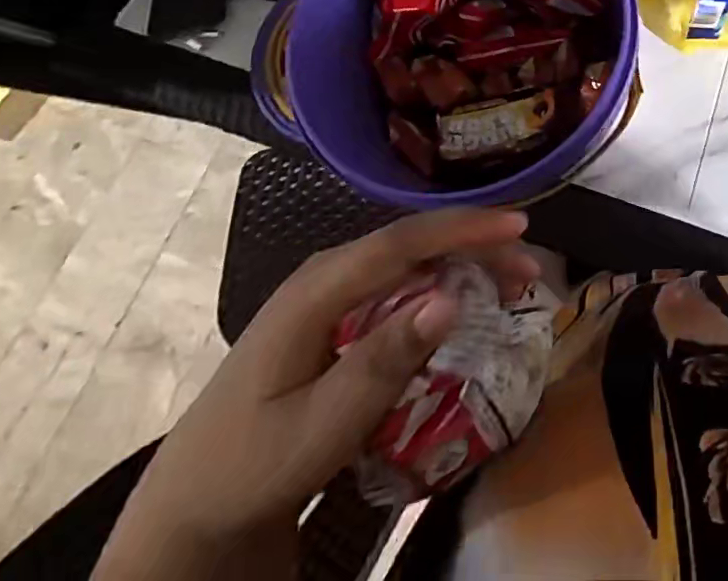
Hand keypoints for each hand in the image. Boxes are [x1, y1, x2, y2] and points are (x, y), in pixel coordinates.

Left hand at [95, 209, 539, 579]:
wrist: (197, 499)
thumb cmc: (255, 463)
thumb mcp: (321, 425)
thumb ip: (383, 362)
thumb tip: (450, 300)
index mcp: (316, 292)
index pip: (400, 242)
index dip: (463, 229)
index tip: (519, 227)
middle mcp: (326, 276)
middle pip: (413, 243)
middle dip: (477, 245)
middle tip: (530, 270)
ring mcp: (332, 292)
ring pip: (411, 259)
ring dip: (466, 262)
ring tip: (514, 281)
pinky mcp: (340, 312)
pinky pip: (401, 282)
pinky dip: (444, 283)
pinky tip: (469, 298)